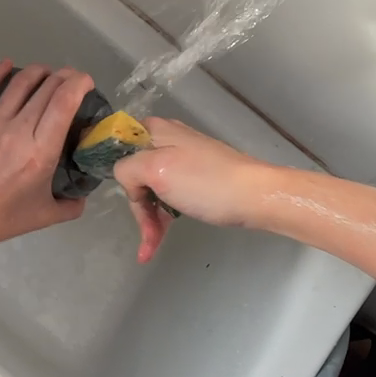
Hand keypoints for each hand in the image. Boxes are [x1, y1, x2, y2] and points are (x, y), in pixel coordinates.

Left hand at [0, 61, 96, 255]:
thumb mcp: (45, 216)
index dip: (78, 84)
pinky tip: (7, 64)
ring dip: (37, 71)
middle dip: (64, 76)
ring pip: (18, 84)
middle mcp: (18, 130)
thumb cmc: (0, 219)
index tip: (86, 82)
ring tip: (48, 72)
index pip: (64, 103)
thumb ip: (70, 205)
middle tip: (72, 80)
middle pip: (46, 88)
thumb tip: (83, 196)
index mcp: (41, 151)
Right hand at [112, 118, 275, 261]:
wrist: (257, 197)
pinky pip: (169, 196)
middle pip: (134, 173)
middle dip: (137, 206)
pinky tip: (156, 241)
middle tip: (147, 232)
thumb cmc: (204, 182)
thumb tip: (127, 181)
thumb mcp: (154, 170)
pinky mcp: (197, 178)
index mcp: (154, 130)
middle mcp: (166, 140)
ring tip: (151, 246)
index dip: (119, 175)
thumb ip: (127, 169)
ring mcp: (183, 160)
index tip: (127, 200)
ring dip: (148, 218)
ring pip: (152, 189)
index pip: (117, 148)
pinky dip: (162, 217)